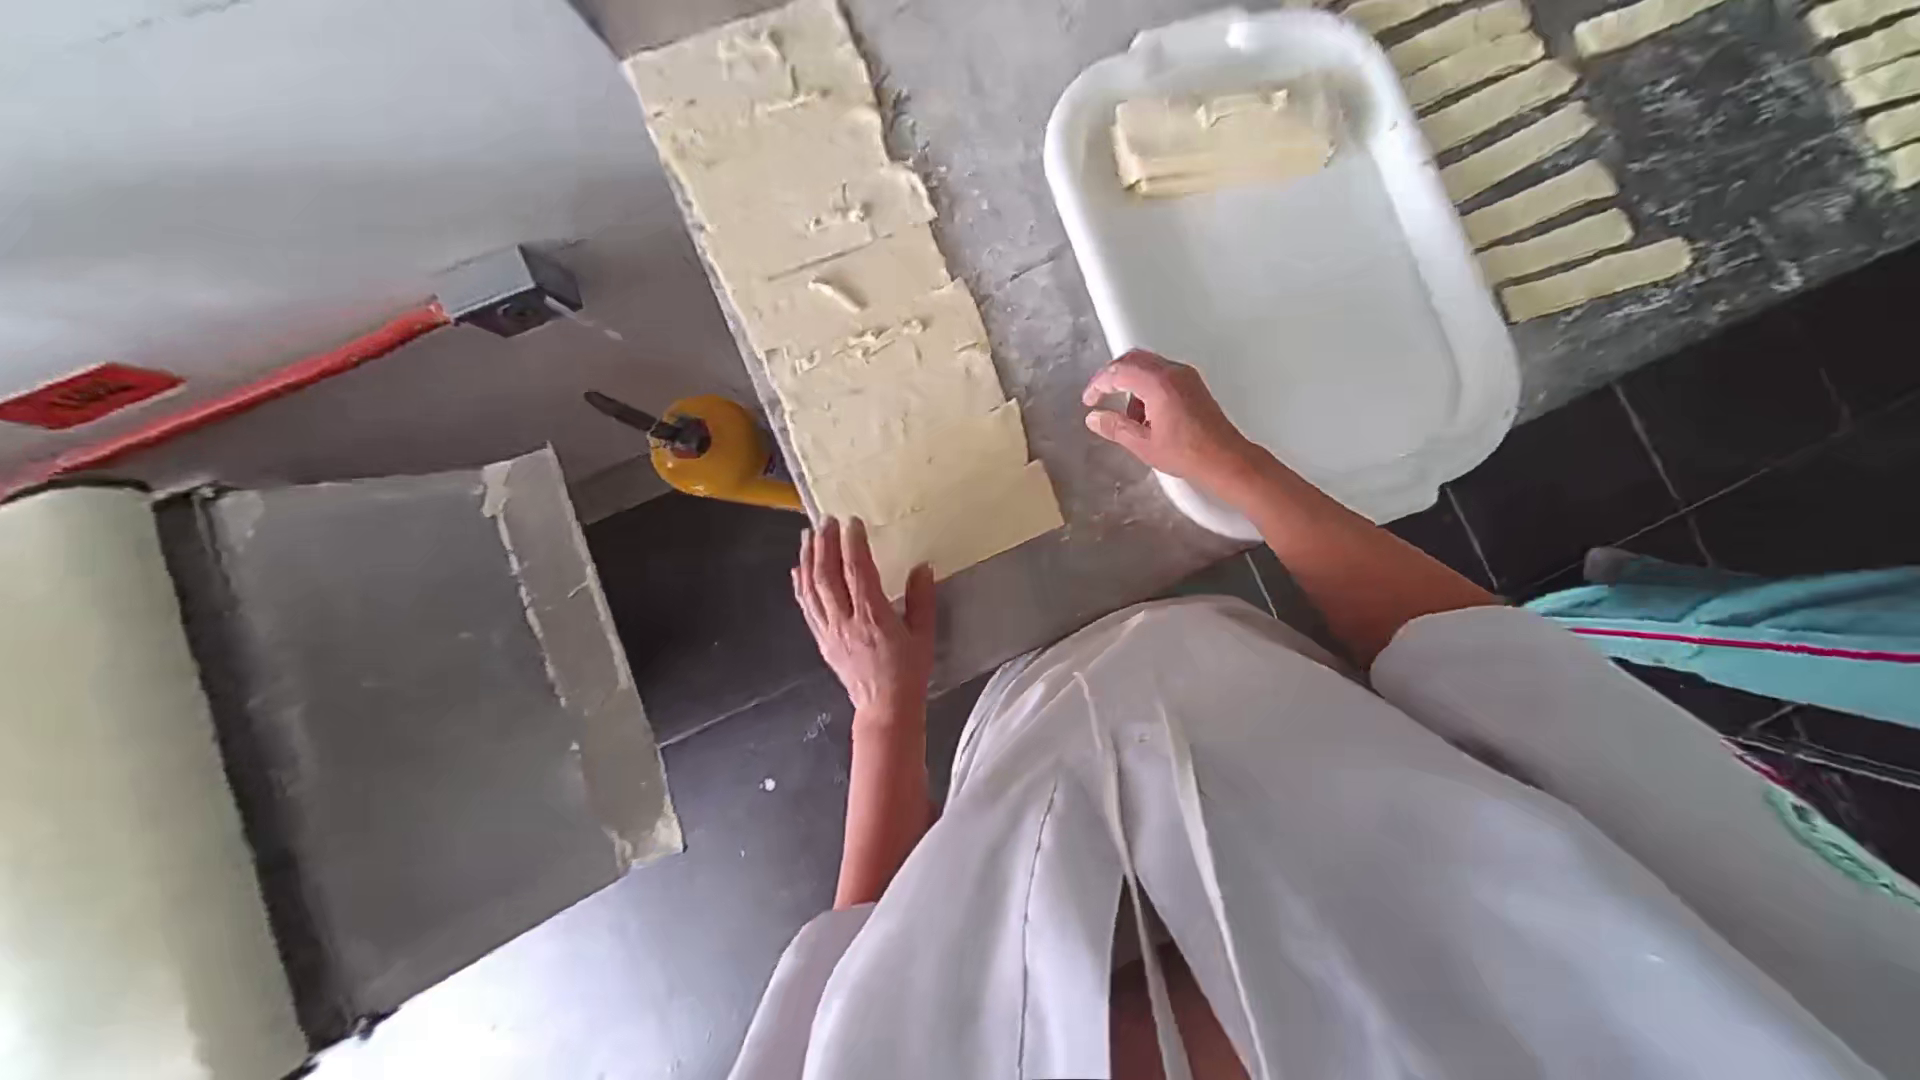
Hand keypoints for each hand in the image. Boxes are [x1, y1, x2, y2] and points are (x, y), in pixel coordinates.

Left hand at [793, 517, 935, 717]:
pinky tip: (799, 570)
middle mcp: (846, 621)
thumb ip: (922, 599)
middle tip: (825, 520)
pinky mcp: (822, 641)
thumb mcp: (923, 634)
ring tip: (808, 537)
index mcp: (873, 617)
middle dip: (825, 544)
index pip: (858, 571)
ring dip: (808, 559)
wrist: (885, 708)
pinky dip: (801, 586)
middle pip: (827, 575)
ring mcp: (829, 631)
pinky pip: (807, 608)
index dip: (853, 543)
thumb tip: (922, 567)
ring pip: (812, 589)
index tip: (852, 522)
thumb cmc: (908, 671)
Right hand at [1082, 350, 1264, 486]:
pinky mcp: (1192, 385)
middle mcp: (1174, 373)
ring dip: (1131, 383)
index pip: (1118, 372)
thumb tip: (1095, 418)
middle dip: (1112, 376)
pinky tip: (1146, 416)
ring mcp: (1186, 377)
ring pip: (1148, 365)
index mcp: (1159, 384)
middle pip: (1133, 360)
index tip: (1090, 399)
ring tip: (1128, 416)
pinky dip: (1147, 387)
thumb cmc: (1189, 452)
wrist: (1223, 459)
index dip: (1098, 384)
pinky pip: (1162, 374)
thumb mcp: (1142, 443)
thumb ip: (1115, 427)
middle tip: (1100, 395)